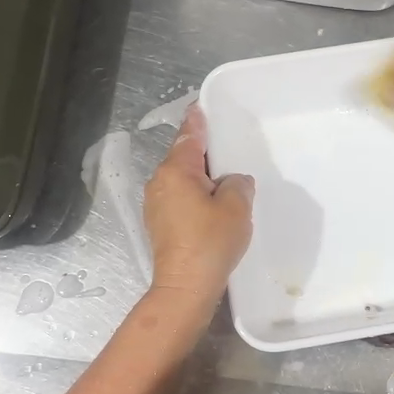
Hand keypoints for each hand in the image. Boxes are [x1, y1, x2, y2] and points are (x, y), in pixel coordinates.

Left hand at [144, 106, 253, 304]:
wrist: (186, 285)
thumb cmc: (211, 242)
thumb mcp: (236, 207)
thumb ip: (238, 184)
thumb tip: (233, 182)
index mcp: (176, 171)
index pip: (189, 136)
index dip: (197, 121)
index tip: (200, 107)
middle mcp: (160, 183)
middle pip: (184, 159)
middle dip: (205, 156)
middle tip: (227, 153)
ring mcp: (156, 206)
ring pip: (182, 182)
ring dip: (201, 181)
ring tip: (224, 186)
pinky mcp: (159, 226)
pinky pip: (180, 201)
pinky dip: (195, 199)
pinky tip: (212, 210)